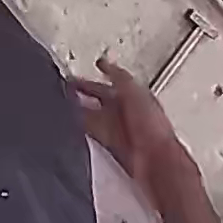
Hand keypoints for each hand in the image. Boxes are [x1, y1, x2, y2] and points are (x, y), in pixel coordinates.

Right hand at [71, 57, 195, 207]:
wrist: (156, 159)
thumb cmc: (152, 124)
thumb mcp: (134, 90)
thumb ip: (118, 76)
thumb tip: (106, 63)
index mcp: (135, 95)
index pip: (116, 79)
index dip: (105, 71)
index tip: (95, 65)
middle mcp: (128, 111)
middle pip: (103, 96)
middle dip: (86, 90)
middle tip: (69, 85)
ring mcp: (121, 129)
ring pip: (96, 114)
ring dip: (82, 108)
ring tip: (66, 102)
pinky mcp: (114, 146)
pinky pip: (95, 132)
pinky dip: (84, 126)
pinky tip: (75, 122)